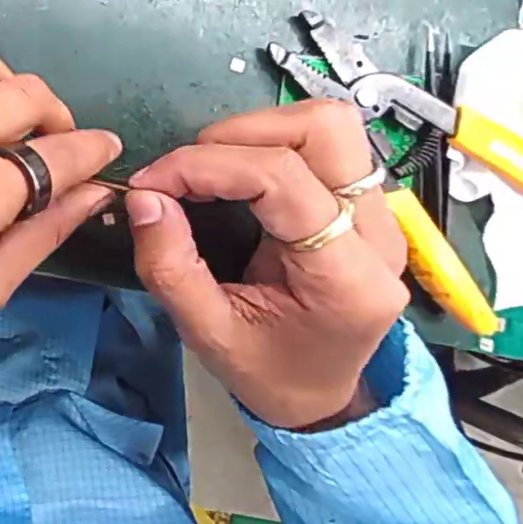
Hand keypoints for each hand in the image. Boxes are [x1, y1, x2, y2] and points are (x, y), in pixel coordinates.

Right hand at [124, 100, 409, 429]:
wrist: (321, 397)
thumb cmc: (266, 371)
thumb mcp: (204, 331)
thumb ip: (169, 264)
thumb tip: (144, 198)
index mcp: (345, 276)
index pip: (282, 179)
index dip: (204, 166)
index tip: (150, 183)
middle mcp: (377, 233)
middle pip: (324, 130)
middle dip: (240, 134)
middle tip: (188, 170)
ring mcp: (378, 215)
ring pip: (326, 126)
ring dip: (254, 133)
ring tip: (207, 170)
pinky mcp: (361, 205)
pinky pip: (319, 146)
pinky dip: (264, 145)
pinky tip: (230, 176)